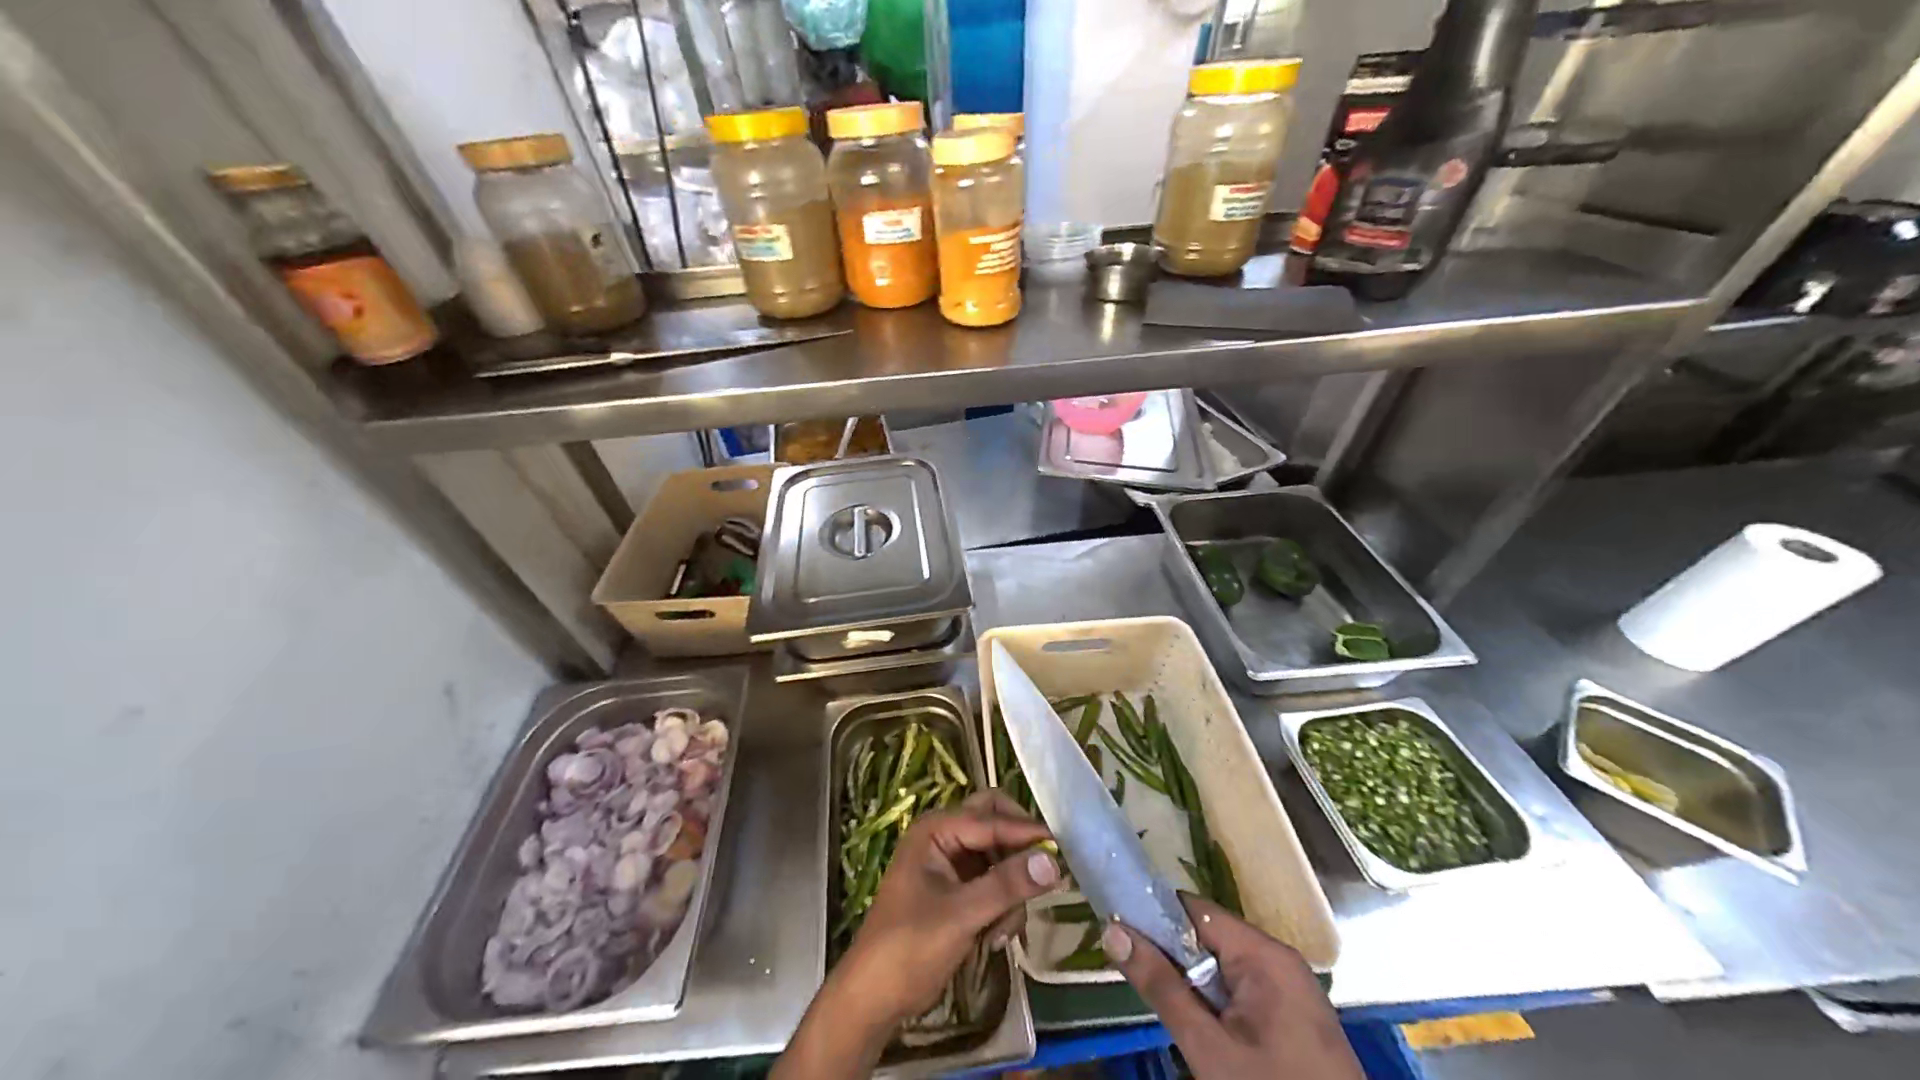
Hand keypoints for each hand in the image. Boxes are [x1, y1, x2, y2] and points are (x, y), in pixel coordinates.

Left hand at [836, 790, 1060, 1025]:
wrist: (874, 999)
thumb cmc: (908, 949)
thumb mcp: (960, 916)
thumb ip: (1006, 885)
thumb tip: (1052, 862)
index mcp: (935, 830)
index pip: (991, 818)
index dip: (1027, 832)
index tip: (1063, 851)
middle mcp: (945, 838)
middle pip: (996, 826)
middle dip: (1018, 854)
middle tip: (1042, 878)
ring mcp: (952, 864)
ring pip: (1001, 858)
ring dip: (1010, 892)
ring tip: (1002, 933)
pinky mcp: (959, 891)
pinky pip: (995, 884)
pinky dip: (1002, 907)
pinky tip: (995, 939)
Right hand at [1101, 895, 1362, 1079]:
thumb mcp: (1208, 1047)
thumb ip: (1160, 986)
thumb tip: (1112, 930)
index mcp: (1263, 953)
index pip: (1194, 910)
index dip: (1153, 916)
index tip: (1117, 932)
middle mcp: (1279, 959)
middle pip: (1207, 937)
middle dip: (1171, 957)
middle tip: (1136, 980)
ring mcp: (1290, 988)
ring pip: (1222, 967)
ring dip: (1191, 984)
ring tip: (1166, 1009)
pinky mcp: (1293, 1016)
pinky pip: (1241, 990)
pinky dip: (1215, 1003)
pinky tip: (1202, 1031)